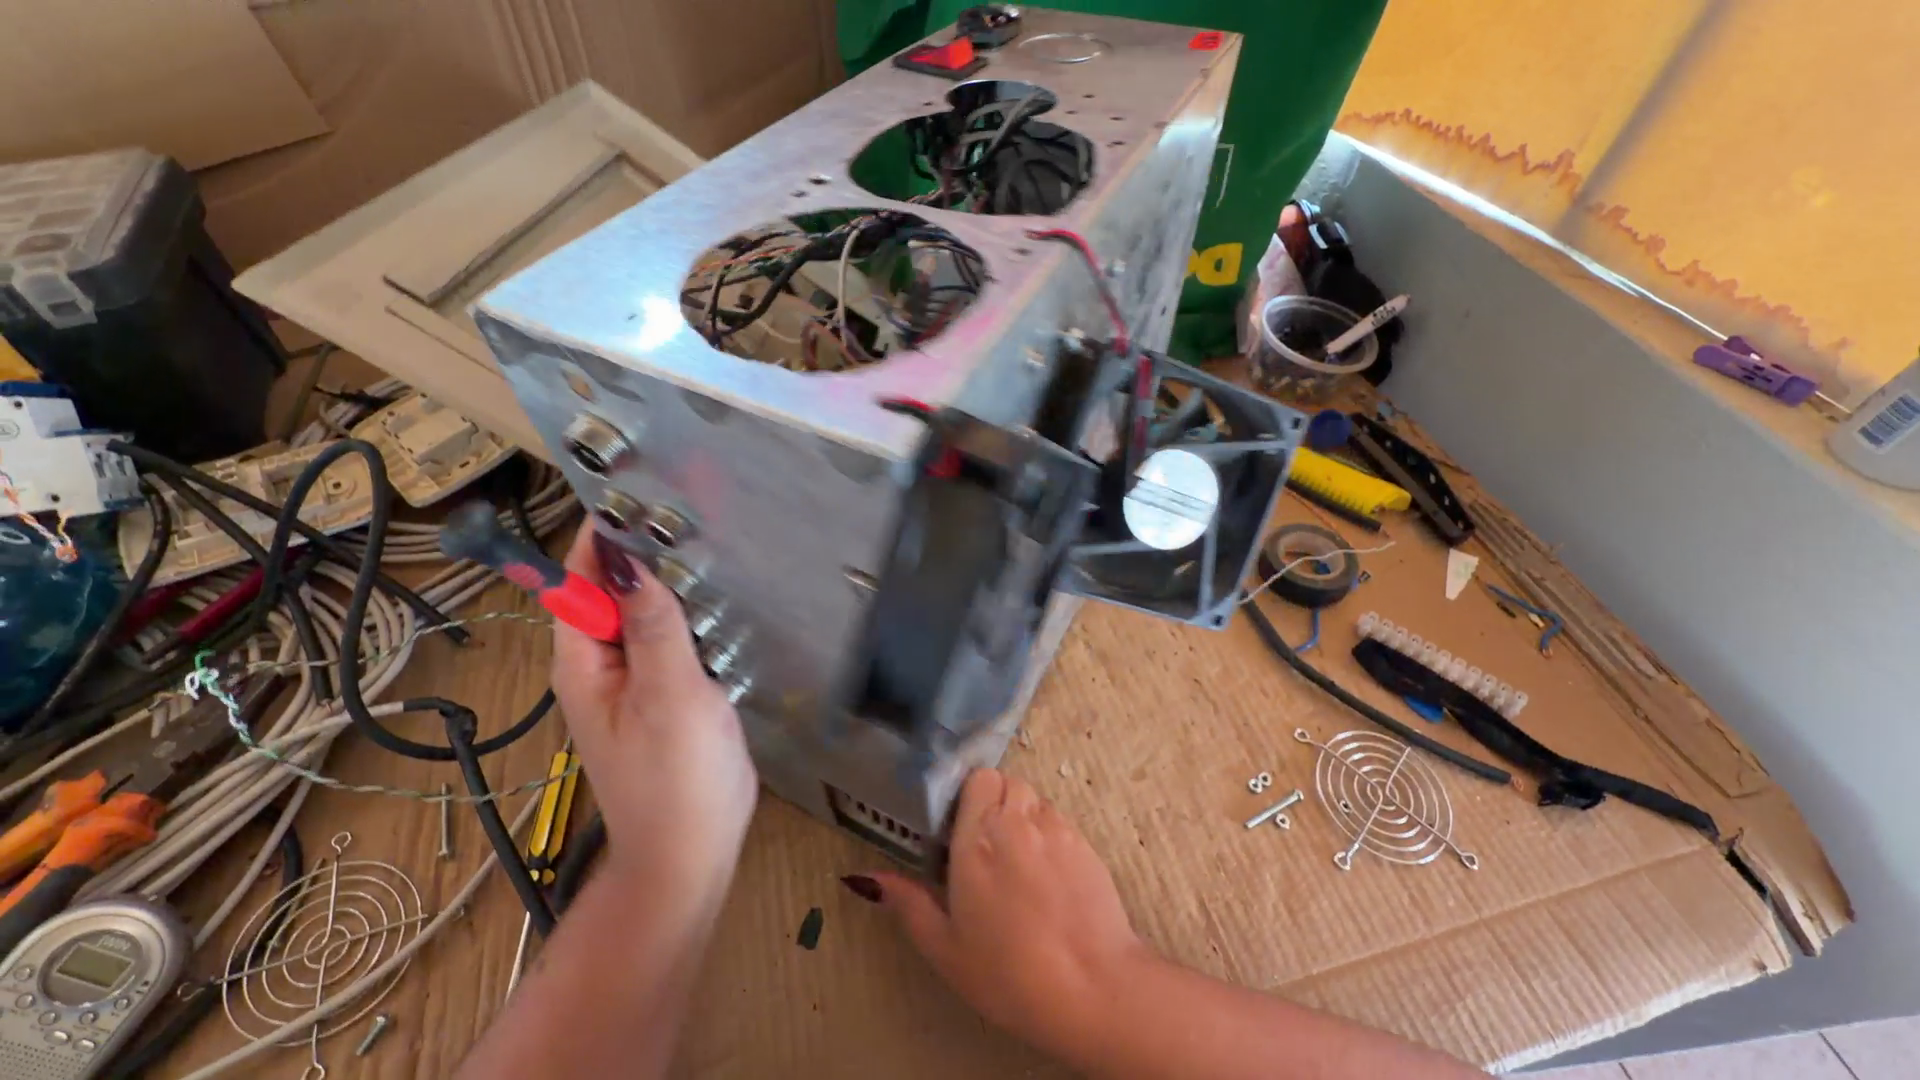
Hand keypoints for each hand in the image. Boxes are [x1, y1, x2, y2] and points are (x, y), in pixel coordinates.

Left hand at [551, 524, 757, 892]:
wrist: (690, 856)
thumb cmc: (676, 778)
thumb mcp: (669, 694)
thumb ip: (652, 624)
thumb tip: (627, 556)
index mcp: (584, 660)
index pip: (578, 576)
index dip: (601, 532)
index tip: (642, 488)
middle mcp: (599, 664)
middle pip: (609, 590)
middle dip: (642, 549)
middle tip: (692, 506)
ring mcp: (633, 681)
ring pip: (643, 613)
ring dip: (668, 580)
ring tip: (709, 539)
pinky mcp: (664, 696)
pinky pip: (668, 639)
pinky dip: (688, 613)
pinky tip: (721, 599)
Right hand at [859, 769, 1149, 1059]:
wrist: (1093, 988)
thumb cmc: (1010, 973)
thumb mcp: (945, 948)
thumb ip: (907, 903)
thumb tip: (866, 877)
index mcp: (977, 839)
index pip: (977, 778)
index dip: (969, 795)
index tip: (959, 825)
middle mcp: (1019, 823)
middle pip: (1007, 783)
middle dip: (994, 803)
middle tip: (984, 846)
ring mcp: (1059, 831)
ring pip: (1036, 801)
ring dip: (1023, 818)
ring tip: (1016, 863)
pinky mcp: (1088, 847)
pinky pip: (1061, 823)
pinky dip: (1049, 837)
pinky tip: (1045, 879)